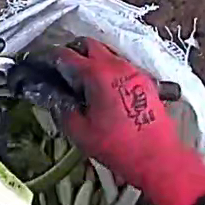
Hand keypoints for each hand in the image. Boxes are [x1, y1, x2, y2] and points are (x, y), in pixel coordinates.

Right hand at [37, 38, 204, 204]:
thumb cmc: (121, 147)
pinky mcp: (145, 82)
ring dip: (92, 61)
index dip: (50, 59)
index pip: (66, 55)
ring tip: (83, 83)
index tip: (43, 65)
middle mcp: (117, 67)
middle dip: (73, 53)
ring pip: (107, 54)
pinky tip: (103, 92)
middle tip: (63, 71)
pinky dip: (108, 71)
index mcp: (98, 74)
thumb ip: (63, 109)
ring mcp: (134, 72)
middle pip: (88, 44)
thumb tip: (56, 99)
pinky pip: (121, 67)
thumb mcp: (80, 132)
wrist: (160, 160)